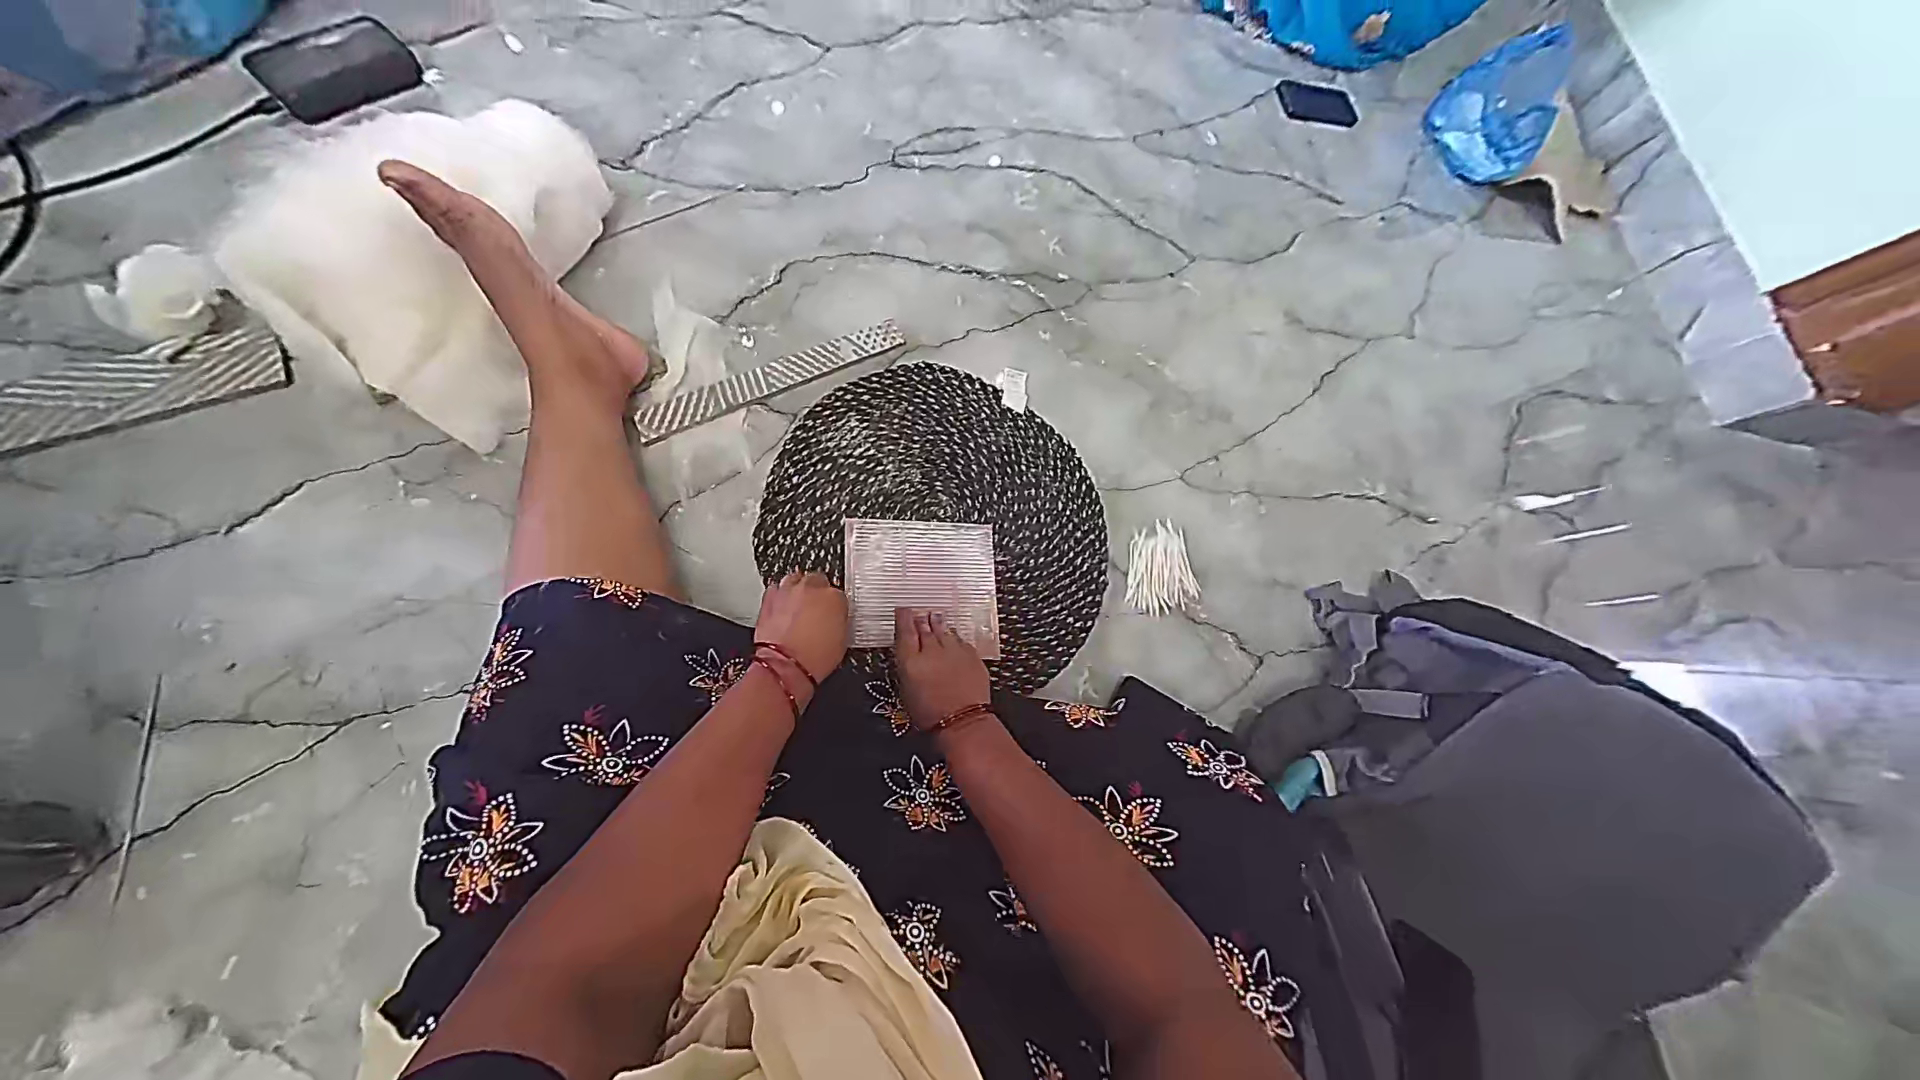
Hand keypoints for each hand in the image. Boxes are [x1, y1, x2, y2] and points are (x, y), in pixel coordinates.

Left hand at [754, 572, 847, 683]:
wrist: (786, 665)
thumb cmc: (813, 657)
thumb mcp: (841, 640)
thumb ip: (839, 621)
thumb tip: (834, 620)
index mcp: (835, 598)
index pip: (838, 594)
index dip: (833, 607)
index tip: (830, 616)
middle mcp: (812, 588)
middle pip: (817, 581)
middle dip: (815, 594)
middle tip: (814, 611)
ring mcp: (790, 590)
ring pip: (795, 580)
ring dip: (797, 591)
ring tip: (797, 608)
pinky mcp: (770, 597)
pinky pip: (776, 590)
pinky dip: (779, 597)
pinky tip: (782, 610)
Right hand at [894, 609, 990, 730]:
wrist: (962, 721)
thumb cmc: (930, 715)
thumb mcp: (907, 691)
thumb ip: (908, 668)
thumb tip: (910, 657)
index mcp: (911, 660)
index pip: (905, 631)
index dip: (903, 618)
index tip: (903, 610)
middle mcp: (931, 650)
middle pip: (925, 628)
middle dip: (921, 620)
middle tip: (919, 613)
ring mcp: (953, 651)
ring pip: (944, 631)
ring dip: (939, 624)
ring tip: (936, 617)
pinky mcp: (971, 655)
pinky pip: (960, 641)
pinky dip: (955, 638)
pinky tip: (954, 637)